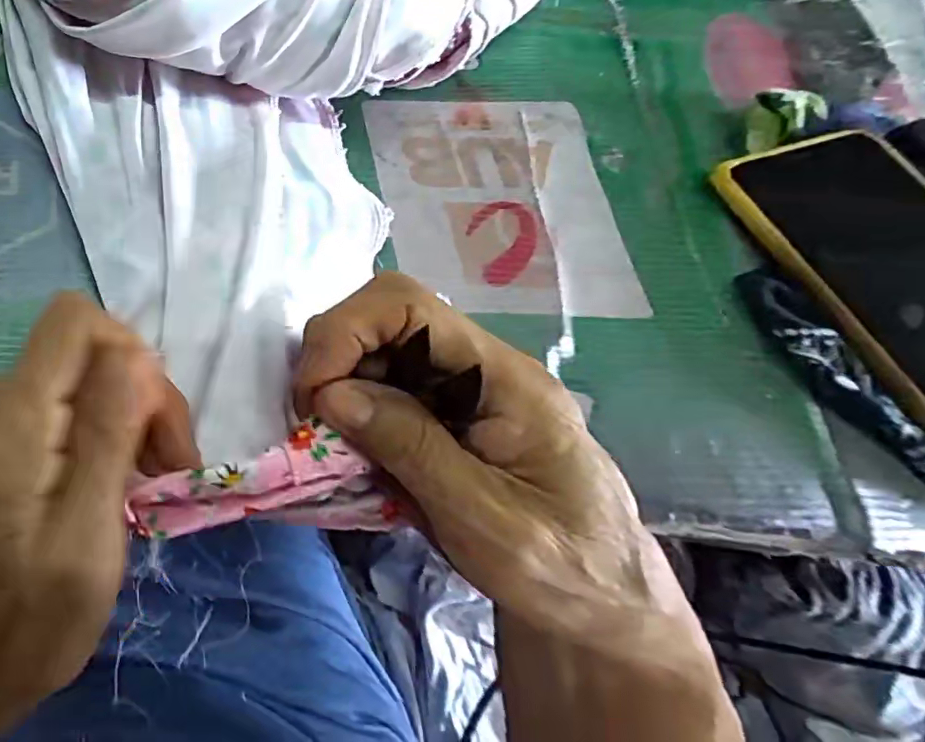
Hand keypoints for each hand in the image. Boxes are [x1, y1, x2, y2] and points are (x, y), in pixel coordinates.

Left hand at [0, 292, 198, 740]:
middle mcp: (7, 393)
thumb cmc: (42, 603)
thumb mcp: (88, 525)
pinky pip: (80, 398)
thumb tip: (135, 352)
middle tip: (170, 464)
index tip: (156, 423)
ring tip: (156, 477)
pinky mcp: (23, 430)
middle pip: (92, 344)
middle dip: (144, 391)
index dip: (129, 351)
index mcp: (19, 407)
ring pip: (93, 369)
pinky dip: (117, 426)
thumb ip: (107, 431)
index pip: (75, 319)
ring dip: (138, 412)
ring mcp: (12, 410)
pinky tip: (131, 475)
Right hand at [291, 273, 697, 659]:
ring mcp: (457, 386)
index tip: (315, 395)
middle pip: (382, 317)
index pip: (408, 306)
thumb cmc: (566, 575)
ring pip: (371, 348)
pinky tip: (348, 446)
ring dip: (335, 383)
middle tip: (312, 417)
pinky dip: (346, 406)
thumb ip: (412, 449)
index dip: (344, 332)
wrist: (612, 617)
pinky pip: (375, 383)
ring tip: (327, 437)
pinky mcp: (439, 410)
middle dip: (332, 356)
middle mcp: (478, 366)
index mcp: (504, 379)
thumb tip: (331, 393)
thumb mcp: (488, 522)